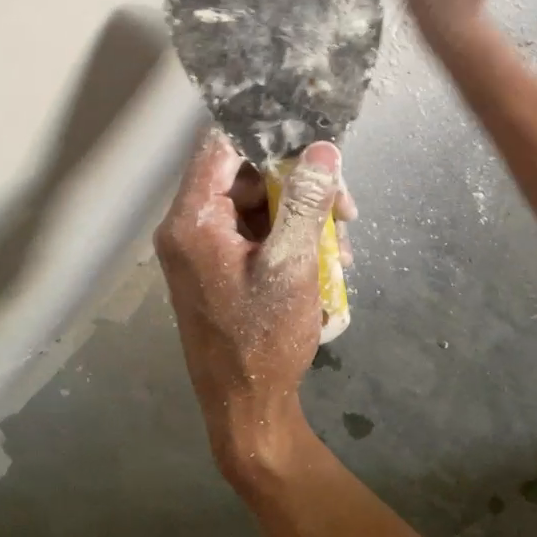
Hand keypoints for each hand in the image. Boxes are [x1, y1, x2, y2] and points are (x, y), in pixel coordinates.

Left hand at [154, 131, 352, 482]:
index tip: (314, 136)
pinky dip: (293, 238)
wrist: (246, 404)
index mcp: (193, 220)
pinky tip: (327, 260)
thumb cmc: (264, 337)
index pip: (221, 146)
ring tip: (343, 243)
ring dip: (304, 214)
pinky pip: (259, 233)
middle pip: (246, 175)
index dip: (267, 132)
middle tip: (346, 208)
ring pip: (259, 204)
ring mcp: (204, 249)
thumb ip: (306, 203)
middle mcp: (190, 227)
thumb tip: (323, 151)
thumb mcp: (292, 264)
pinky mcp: (221, 268)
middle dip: (301, 184)